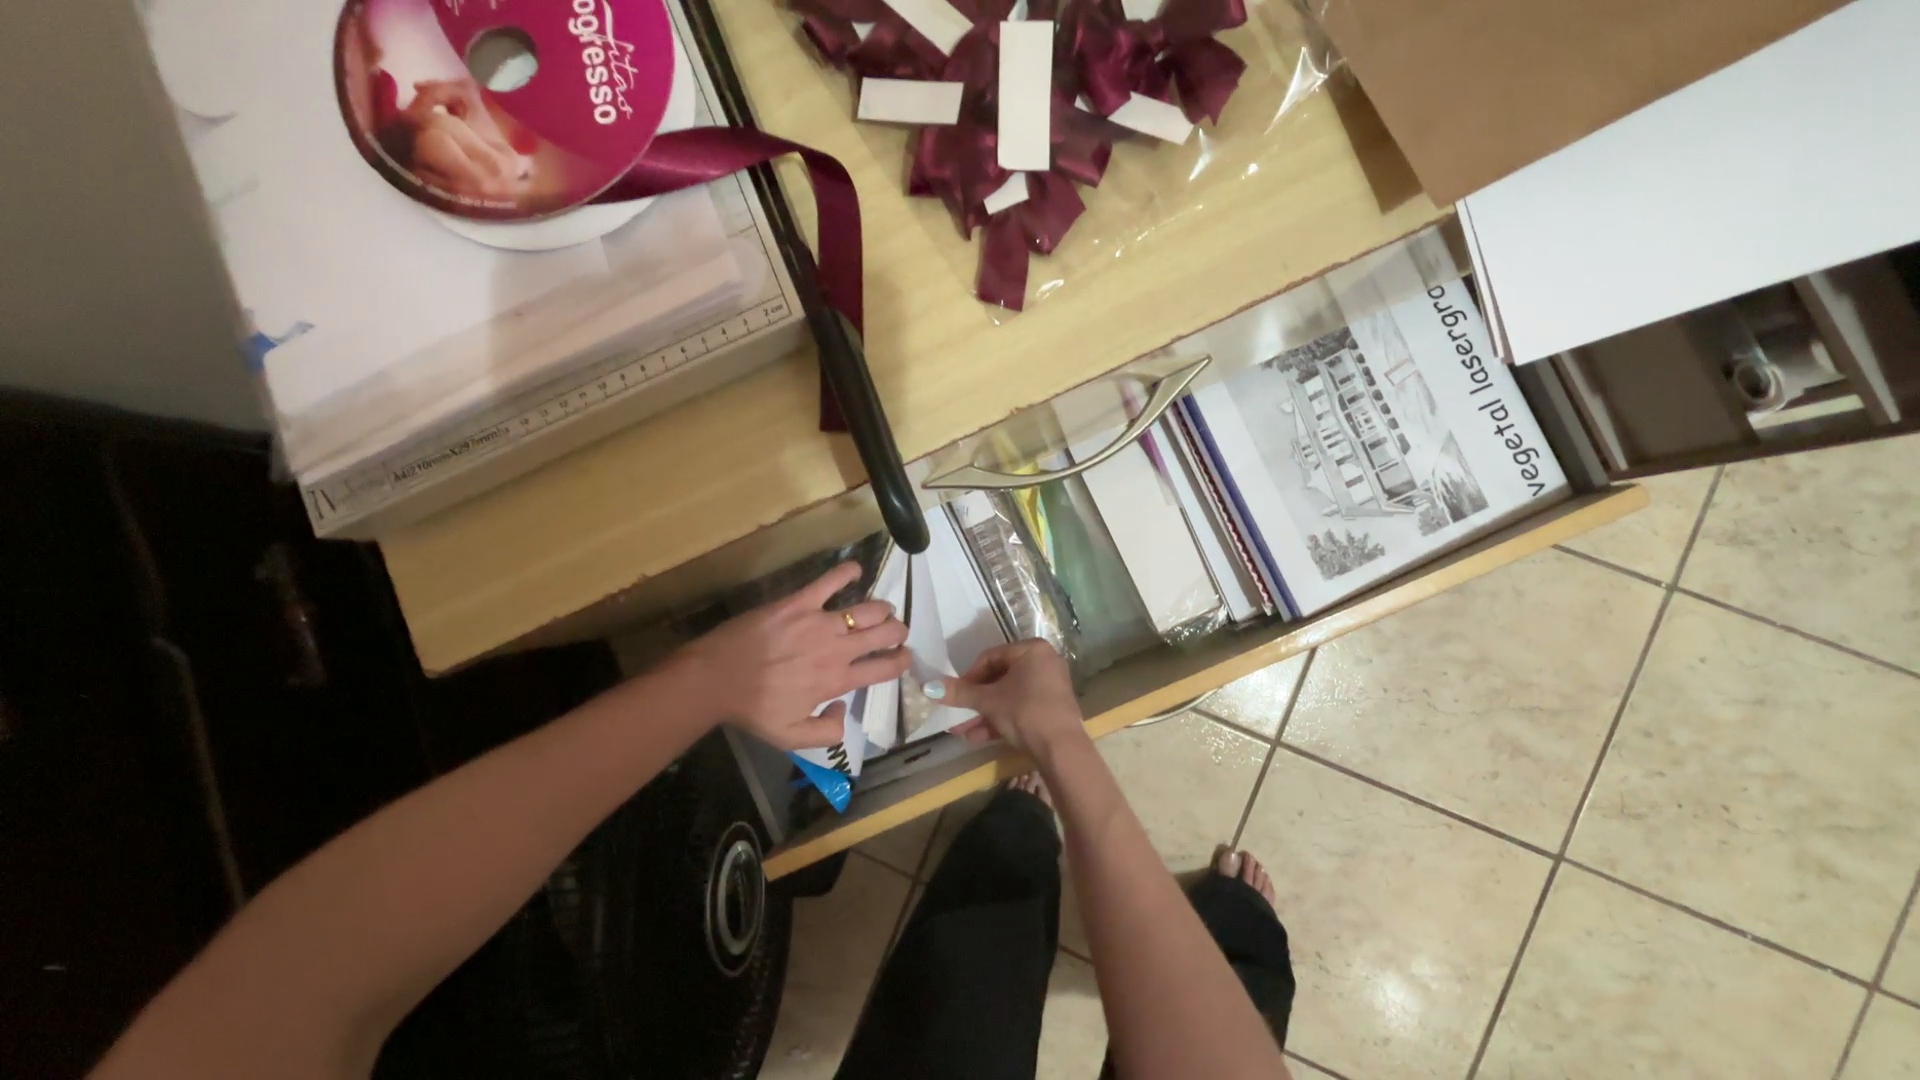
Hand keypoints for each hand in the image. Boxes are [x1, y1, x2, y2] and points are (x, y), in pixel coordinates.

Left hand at [675, 562, 909, 750]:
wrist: (716, 678)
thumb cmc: (752, 708)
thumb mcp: (791, 737)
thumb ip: (827, 733)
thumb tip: (844, 710)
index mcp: (837, 680)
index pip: (885, 668)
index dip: (902, 661)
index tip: (905, 657)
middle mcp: (836, 649)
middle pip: (885, 633)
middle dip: (898, 632)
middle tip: (896, 632)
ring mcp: (818, 622)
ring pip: (868, 609)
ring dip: (881, 609)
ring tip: (881, 610)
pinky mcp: (798, 602)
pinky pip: (829, 581)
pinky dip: (846, 572)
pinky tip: (855, 569)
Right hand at [936, 640, 1087, 761]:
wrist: (1061, 749)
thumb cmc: (1024, 711)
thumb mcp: (988, 701)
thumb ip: (959, 692)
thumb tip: (928, 686)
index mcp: (1032, 650)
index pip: (991, 657)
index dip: (969, 676)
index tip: (956, 694)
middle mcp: (1044, 662)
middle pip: (1000, 678)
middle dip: (975, 700)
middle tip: (957, 714)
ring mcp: (1050, 686)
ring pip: (1009, 696)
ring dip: (984, 713)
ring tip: (963, 731)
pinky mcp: (1052, 708)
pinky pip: (1021, 708)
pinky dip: (1001, 720)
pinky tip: (979, 737)